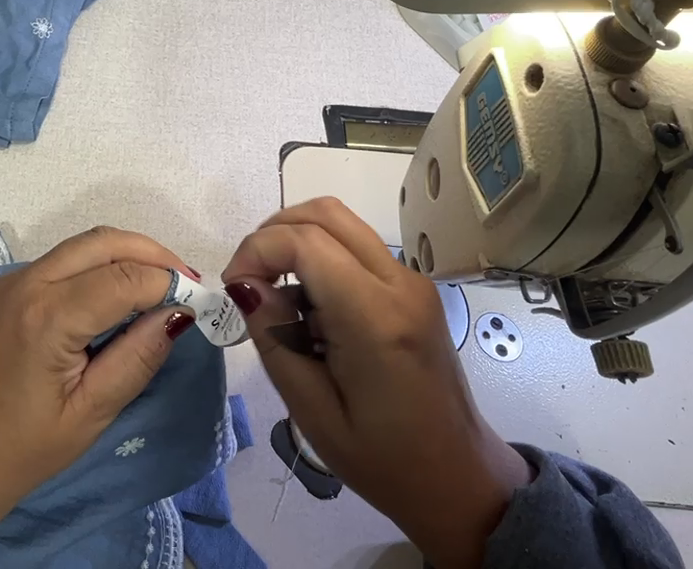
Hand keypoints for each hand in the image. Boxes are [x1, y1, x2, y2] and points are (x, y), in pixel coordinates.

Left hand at [0, 227, 199, 559]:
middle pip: (103, 242)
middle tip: (190, 283)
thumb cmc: (27, 448)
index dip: (168, 283)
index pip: (123, 278)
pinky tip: (126, 289)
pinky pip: (67, 257)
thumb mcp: (93, 411)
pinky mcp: (11, 285)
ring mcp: (15, 279)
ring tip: (166, 284)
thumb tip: (180, 313)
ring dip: (128, 253)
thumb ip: (138, 356)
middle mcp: (27, 283)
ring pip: (85, 243)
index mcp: (47, 317)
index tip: (203, 301)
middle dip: (152, 254)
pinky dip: (103, 262)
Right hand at [223, 198, 530, 568]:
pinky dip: (319, 257)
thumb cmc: (383, 460)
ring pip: (341, 222)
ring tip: (275, 294)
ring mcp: (412, 281)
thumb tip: (244, 285)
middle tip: (248, 279)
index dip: (257, 250)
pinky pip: (356, 246)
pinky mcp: (413, 286)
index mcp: (375, 318)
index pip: (305, 242)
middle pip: (325, 213)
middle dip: (273, 232)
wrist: (459, 478)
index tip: (233, 288)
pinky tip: (309, 309)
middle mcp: (399, 284)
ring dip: (296, 241)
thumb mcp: (312, 411)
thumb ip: (274, 338)